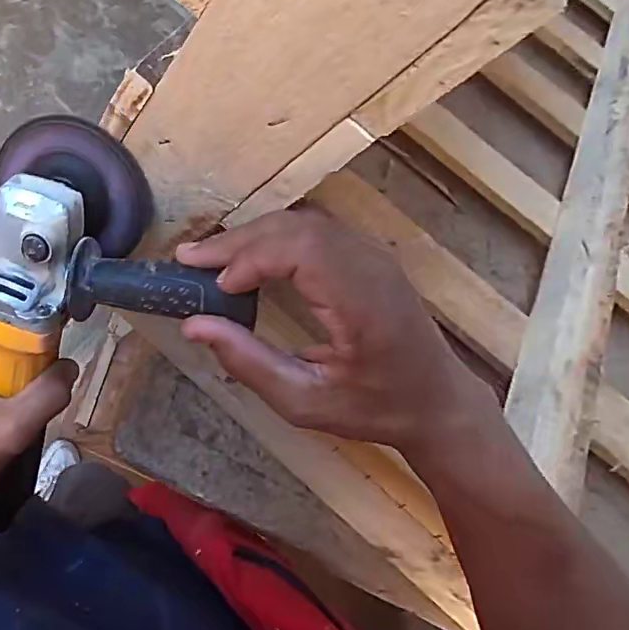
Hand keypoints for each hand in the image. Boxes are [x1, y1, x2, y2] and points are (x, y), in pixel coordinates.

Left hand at [0, 321, 77, 505]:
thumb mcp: (14, 424)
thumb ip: (48, 393)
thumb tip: (72, 366)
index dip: (22, 307)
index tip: (51, 317)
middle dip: (22, 334)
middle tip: (52, 347)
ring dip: (14, 355)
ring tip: (41, 367)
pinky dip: (2, 370)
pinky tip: (20, 388)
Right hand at [175, 208, 500, 455]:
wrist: (439, 400)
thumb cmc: (376, 408)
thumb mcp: (306, 402)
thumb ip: (249, 363)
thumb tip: (193, 326)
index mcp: (364, 302)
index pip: (301, 251)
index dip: (251, 258)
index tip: (216, 286)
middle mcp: (371, 264)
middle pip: (295, 227)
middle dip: (238, 240)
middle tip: (189, 260)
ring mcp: (372, 253)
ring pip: (301, 221)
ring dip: (252, 235)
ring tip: (209, 257)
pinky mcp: (367, 253)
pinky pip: (312, 229)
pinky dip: (272, 237)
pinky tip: (247, 256)